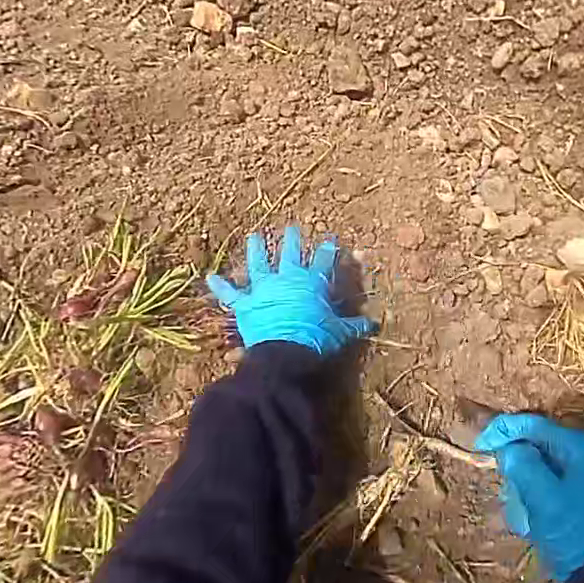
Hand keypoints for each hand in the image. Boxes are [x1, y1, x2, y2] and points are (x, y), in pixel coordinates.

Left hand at [205, 226, 373, 356]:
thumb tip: (373, 324)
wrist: (285, 354)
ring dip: (256, 249)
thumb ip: (354, 325)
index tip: (331, 240)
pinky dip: (220, 286)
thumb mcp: (340, 332)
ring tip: (254, 236)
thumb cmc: (316, 339)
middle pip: (290, 253)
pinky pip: (230, 294)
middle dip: (292, 240)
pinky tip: (210, 276)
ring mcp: (264, 290)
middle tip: (292, 228)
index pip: (324, 260)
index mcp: (312, 282)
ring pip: (258, 264)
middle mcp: (287, 279)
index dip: (329, 249)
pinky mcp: (246, 305)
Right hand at [474, 413, 583, 581]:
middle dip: (516, 472)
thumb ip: (523, 466)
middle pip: (533, 449)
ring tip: (524, 518)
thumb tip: (509, 448)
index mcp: (577, 447)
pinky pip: (544, 491)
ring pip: (535, 472)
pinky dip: (532, 504)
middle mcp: (580, 456)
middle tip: (511, 495)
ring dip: (523, 492)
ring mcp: (579, 478)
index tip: (479, 445)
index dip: (503, 430)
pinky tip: (531, 524)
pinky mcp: (575, 499)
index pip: (533, 425)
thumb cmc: (573, 531)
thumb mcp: (543, 496)